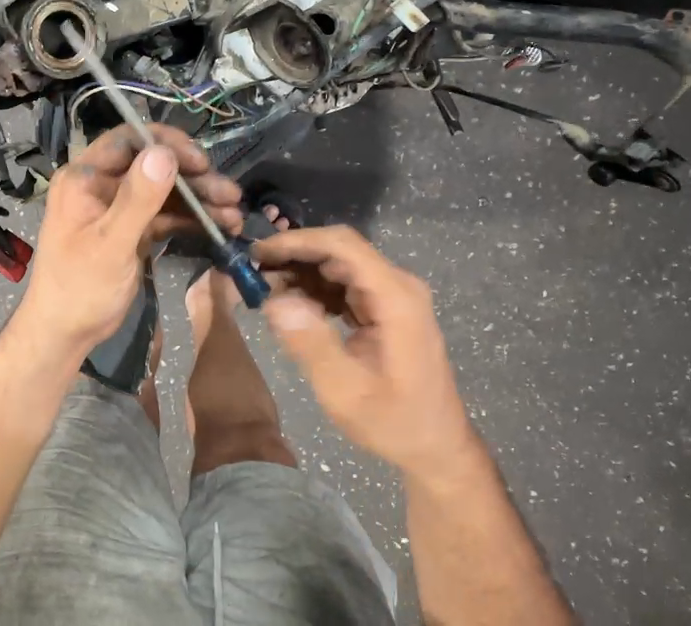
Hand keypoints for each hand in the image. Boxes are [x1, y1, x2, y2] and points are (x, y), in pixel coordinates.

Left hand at [20, 124, 242, 349]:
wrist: (64, 332)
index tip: (199, 160)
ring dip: (199, 200)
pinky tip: (221, 227)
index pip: (127, 141)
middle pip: (152, 166)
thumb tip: (164, 153)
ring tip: (234, 214)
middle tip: (229, 193)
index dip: (165, 143)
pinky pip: (165, 216)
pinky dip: (191, 220)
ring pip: (164, 192)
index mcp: (84, 178)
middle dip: (192, 177)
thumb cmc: (79, 286)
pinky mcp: (132, 232)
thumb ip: (137, 198)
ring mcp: (117, 209)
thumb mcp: (110, 242)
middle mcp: (101, 186)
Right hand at [255, 226, 479, 476]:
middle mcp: (397, 287)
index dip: (297, 241)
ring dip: (300, 271)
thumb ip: (311, 343)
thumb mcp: (346, 391)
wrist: (437, 448)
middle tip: (253, 272)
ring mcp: (394, 296)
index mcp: (395, 298)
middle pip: (338, 249)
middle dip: (293, 255)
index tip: (258, 254)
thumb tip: (275, 301)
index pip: (342, 245)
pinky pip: (344, 283)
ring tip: (265, 289)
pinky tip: (291, 306)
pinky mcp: (386, 308)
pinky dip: (314, 288)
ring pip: (338, 264)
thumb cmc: (395, 423)